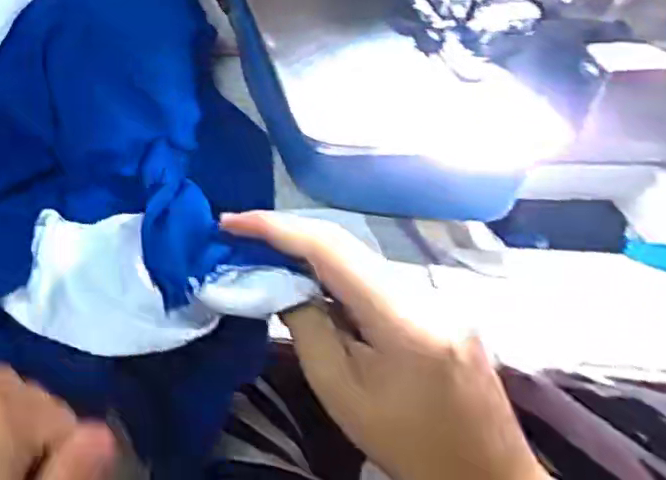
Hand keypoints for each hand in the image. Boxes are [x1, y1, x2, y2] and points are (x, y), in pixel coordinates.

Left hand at [0, 366, 113, 479]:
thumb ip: (70, 472)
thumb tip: (105, 432)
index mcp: (3, 404)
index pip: (65, 415)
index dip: (66, 456)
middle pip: (32, 393)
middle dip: (40, 431)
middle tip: (25, 476)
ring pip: (3, 386)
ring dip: (13, 417)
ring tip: (2, 466)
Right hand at [221, 212, 546, 479]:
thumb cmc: (405, 443)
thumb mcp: (336, 385)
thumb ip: (301, 320)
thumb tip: (273, 276)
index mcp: (405, 321)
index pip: (328, 249)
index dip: (271, 226)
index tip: (226, 223)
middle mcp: (428, 299)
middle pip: (343, 242)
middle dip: (283, 230)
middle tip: (234, 232)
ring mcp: (439, 302)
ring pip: (356, 252)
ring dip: (304, 245)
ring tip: (260, 249)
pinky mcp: (439, 309)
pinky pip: (370, 270)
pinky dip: (329, 263)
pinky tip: (305, 273)